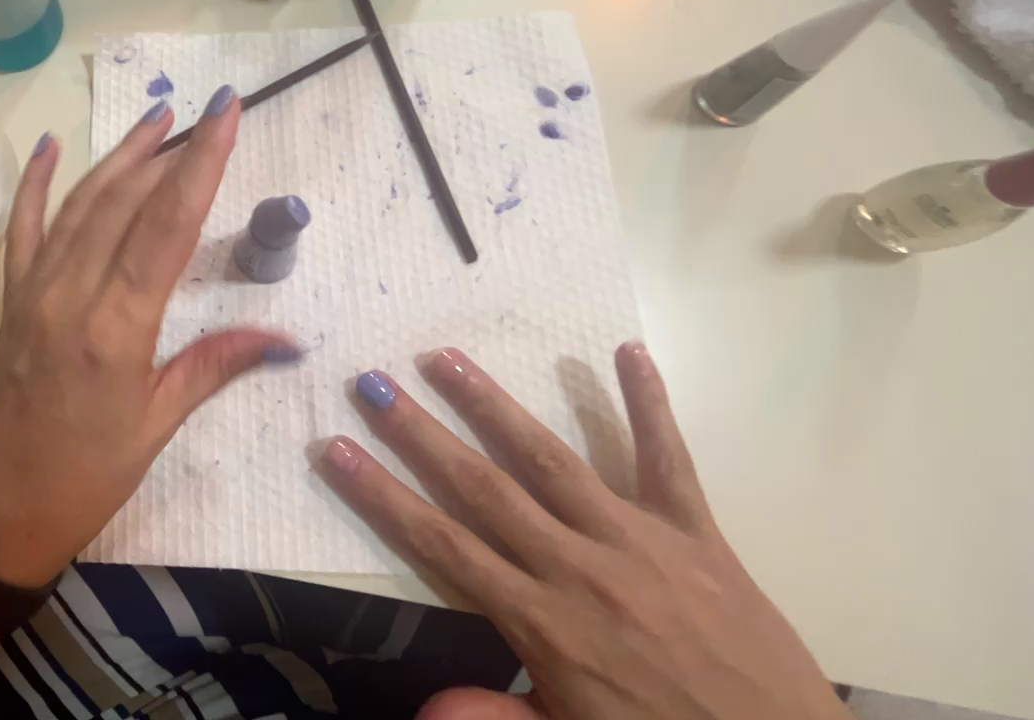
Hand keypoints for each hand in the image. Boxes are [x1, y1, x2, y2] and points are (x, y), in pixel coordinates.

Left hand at [0, 88, 301, 586]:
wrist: (0, 508)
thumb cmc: (87, 476)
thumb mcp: (158, 425)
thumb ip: (215, 366)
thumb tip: (286, 338)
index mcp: (117, 328)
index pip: (167, 226)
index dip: (201, 164)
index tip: (227, 114)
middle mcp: (71, 295)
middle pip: (125, 202)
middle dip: (170, 149)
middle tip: (206, 109)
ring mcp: (34, 291)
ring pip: (80, 205)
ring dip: (119, 157)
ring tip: (156, 117)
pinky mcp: (12, 298)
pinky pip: (23, 229)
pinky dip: (36, 184)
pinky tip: (50, 146)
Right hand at [318, 344, 850, 719]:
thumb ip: (493, 717)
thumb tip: (425, 702)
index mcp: (541, 621)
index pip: (441, 543)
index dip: (382, 494)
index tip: (336, 448)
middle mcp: (578, 568)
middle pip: (481, 486)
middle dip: (419, 432)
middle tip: (373, 382)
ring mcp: (638, 542)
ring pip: (551, 459)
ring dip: (493, 404)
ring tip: (446, 356)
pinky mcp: (698, 535)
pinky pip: (669, 462)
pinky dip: (649, 405)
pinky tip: (627, 350)